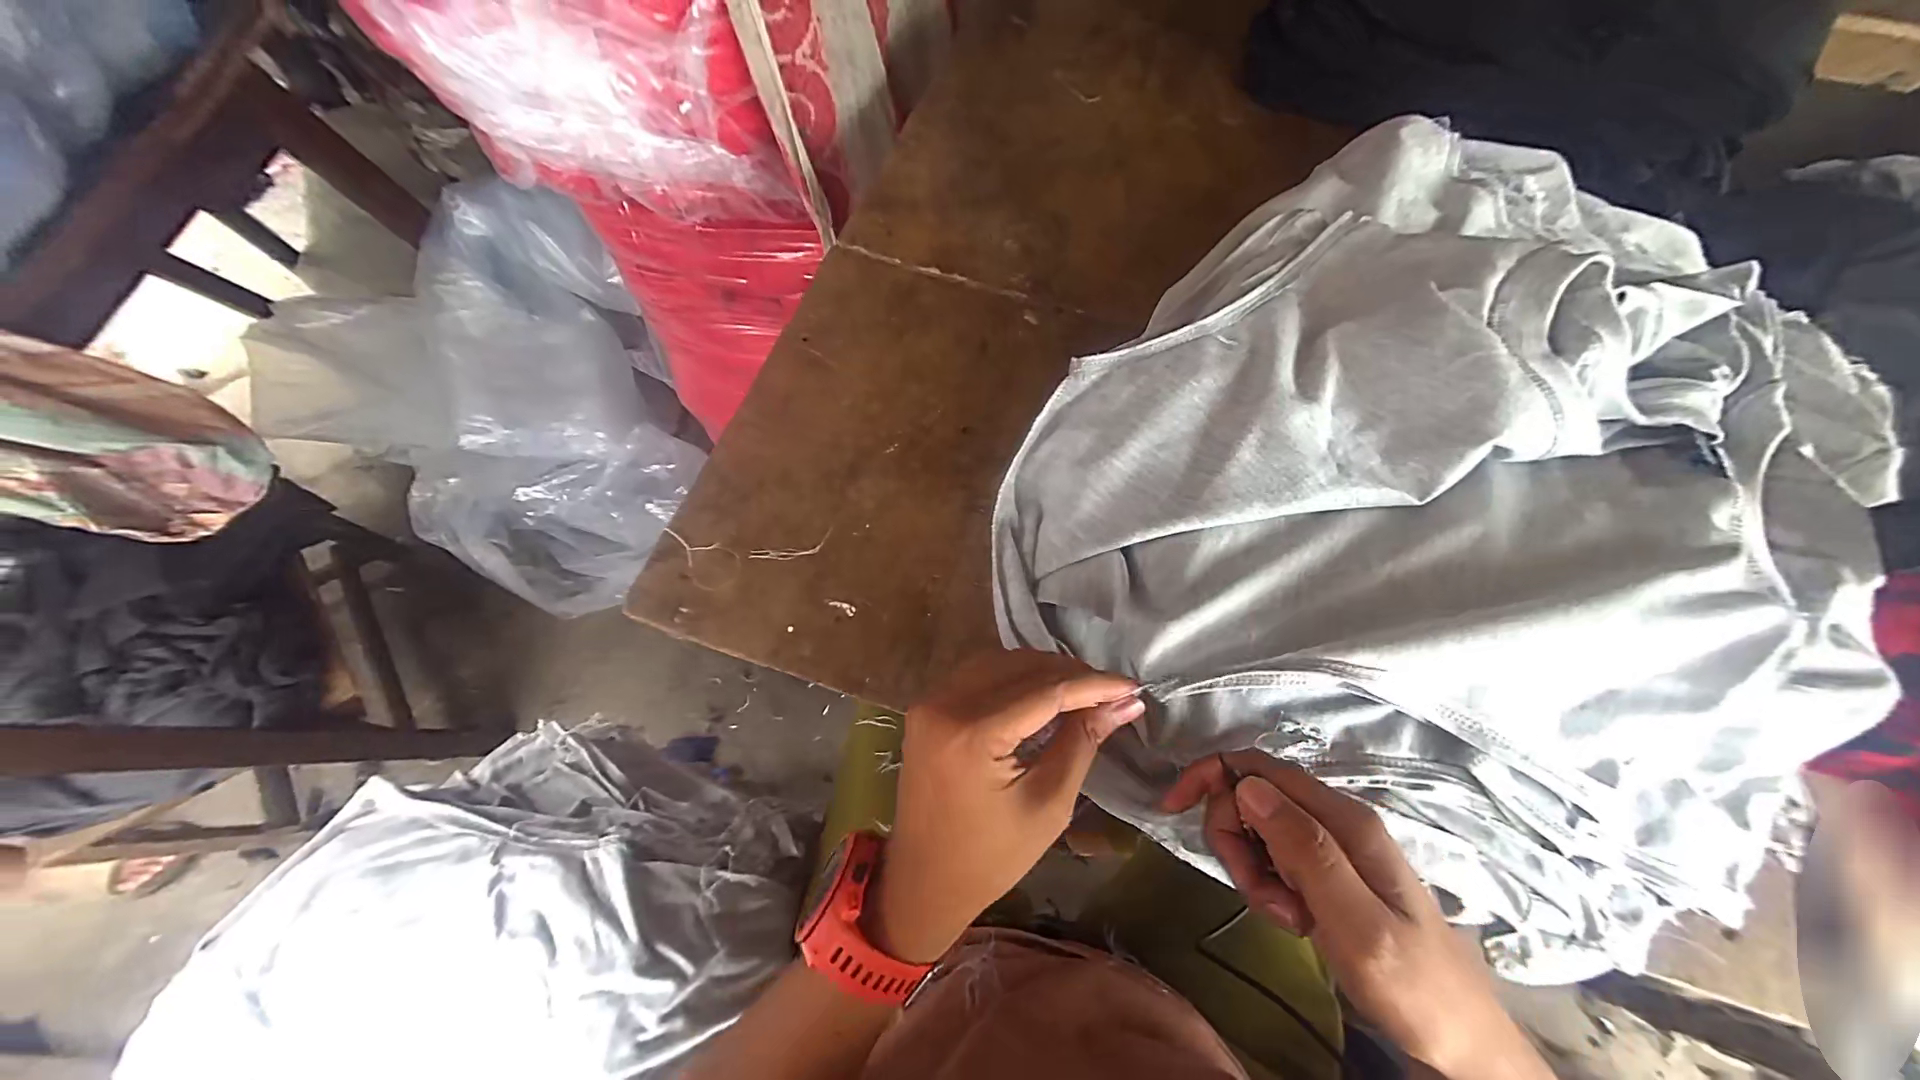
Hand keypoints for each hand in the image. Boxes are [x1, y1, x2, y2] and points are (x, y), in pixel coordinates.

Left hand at [864, 650, 1141, 963]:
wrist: (925, 880)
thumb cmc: (991, 857)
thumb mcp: (1048, 805)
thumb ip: (1082, 742)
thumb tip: (1123, 703)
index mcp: (973, 734)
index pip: (1046, 690)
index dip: (1093, 684)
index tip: (1132, 686)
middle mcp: (945, 704)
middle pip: (1021, 667)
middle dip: (1070, 674)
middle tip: (1111, 693)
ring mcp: (930, 702)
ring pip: (999, 662)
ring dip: (1042, 670)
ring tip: (1082, 691)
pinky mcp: (926, 707)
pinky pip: (977, 674)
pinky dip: (1012, 676)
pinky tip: (1041, 693)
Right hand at [1161, 752, 1551, 1079]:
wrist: (1458, 1040)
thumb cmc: (1411, 984)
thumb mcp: (1356, 923)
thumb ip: (1305, 850)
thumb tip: (1248, 787)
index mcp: (1343, 818)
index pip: (1258, 768)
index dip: (1210, 777)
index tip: (1173, 807)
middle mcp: (1335, 818)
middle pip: (1252, 797)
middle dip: (1235, 840)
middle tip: (1258, 892)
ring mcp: (1330, 844)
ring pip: (1257, 829)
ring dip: (1252, 869)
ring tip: (1285, 915)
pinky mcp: (1324, 869)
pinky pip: (1272, 857)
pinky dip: (1265, 885)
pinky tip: (1293, 918)